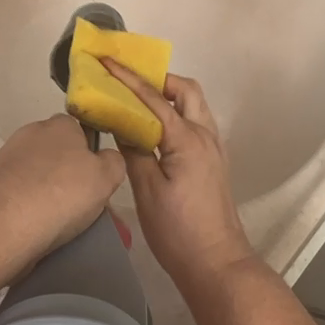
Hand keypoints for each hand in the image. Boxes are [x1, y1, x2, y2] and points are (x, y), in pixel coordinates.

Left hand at [0, 114, 125, 257]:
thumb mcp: (105, 175)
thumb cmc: (60, 193)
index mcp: (59, 125)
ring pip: (43, 183)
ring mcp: (8, 163)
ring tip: (73, 236)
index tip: (100, 183)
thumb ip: (113, 163)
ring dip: (57, 204)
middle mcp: (31, 136)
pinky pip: (24, 202)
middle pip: (61, 159)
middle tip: (92, 216)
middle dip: (76, 185)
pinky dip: (35, 218)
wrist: (0, 227)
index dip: (93, 157)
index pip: (81, 132)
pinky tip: (46, 240)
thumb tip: (107, 159)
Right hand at [104, 62, 255, 288]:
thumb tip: (121, 123)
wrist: (217, 264)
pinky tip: (156, 131)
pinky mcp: (213, 161)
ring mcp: (213, 148)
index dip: (128, 78)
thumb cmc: (178, 230)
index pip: (154, 97)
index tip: (107, 60)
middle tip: (129, 83)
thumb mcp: (147, 191)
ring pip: (194, 105)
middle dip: (158, 79)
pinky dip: (176, 114)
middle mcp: (205, 135)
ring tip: (139, 103)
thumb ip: (134, 151)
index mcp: (187, 138)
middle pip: (185, 90)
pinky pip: (195, 122)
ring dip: (169, 95)